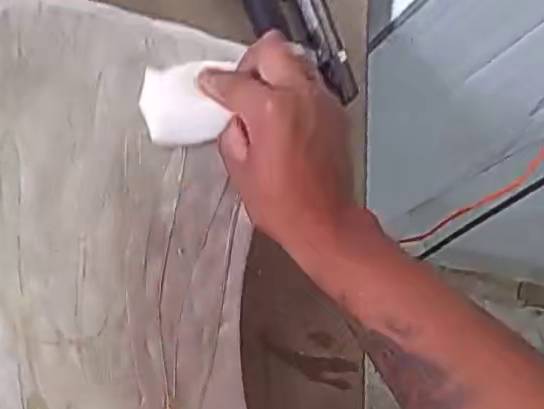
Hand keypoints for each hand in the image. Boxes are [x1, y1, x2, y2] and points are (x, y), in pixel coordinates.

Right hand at [198, 32, 366, 259]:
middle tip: (239, 86)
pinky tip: (286, 118)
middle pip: (270, 50)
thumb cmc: (285, 208)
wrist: (323, 223)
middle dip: (250, 64)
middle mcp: (299, 95)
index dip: (216, 83)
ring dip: (275, 75)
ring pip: (294, 62)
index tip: (209, 85)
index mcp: (269, 109)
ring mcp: (320, 101)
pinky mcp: (335, 113)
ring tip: (263, 101)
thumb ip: (231, 137)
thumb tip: (233, 121)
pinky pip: (310, 86)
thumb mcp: (241, 175)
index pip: (234, 82)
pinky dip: (294, 93)